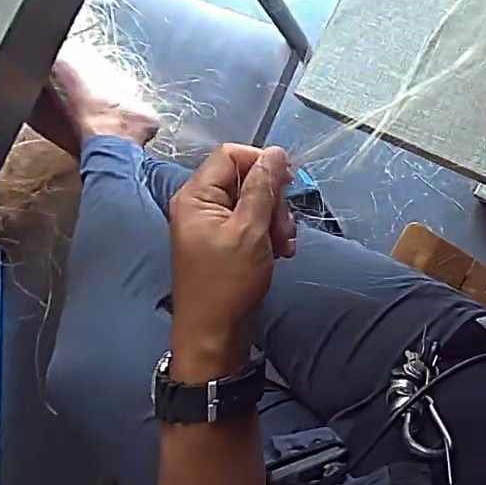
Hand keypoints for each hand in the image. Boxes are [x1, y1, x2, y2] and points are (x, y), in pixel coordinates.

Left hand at [166, 144, 296, 380]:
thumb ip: (262, 188)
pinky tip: (280, 252)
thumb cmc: (228, 282)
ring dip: (277, 219)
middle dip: (273, 199)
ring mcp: (214, 224)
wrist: (215, 332)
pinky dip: (270, 233)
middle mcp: (202, 204)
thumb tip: (275, 153)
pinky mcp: (227, 240)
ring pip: (255, 202)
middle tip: (285, 228)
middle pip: (246, 178)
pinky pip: (254, 222)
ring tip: (284, 246)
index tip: (288, 182)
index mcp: (197, 195)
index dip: (262, 162)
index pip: (231, 155)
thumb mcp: (250, 230)